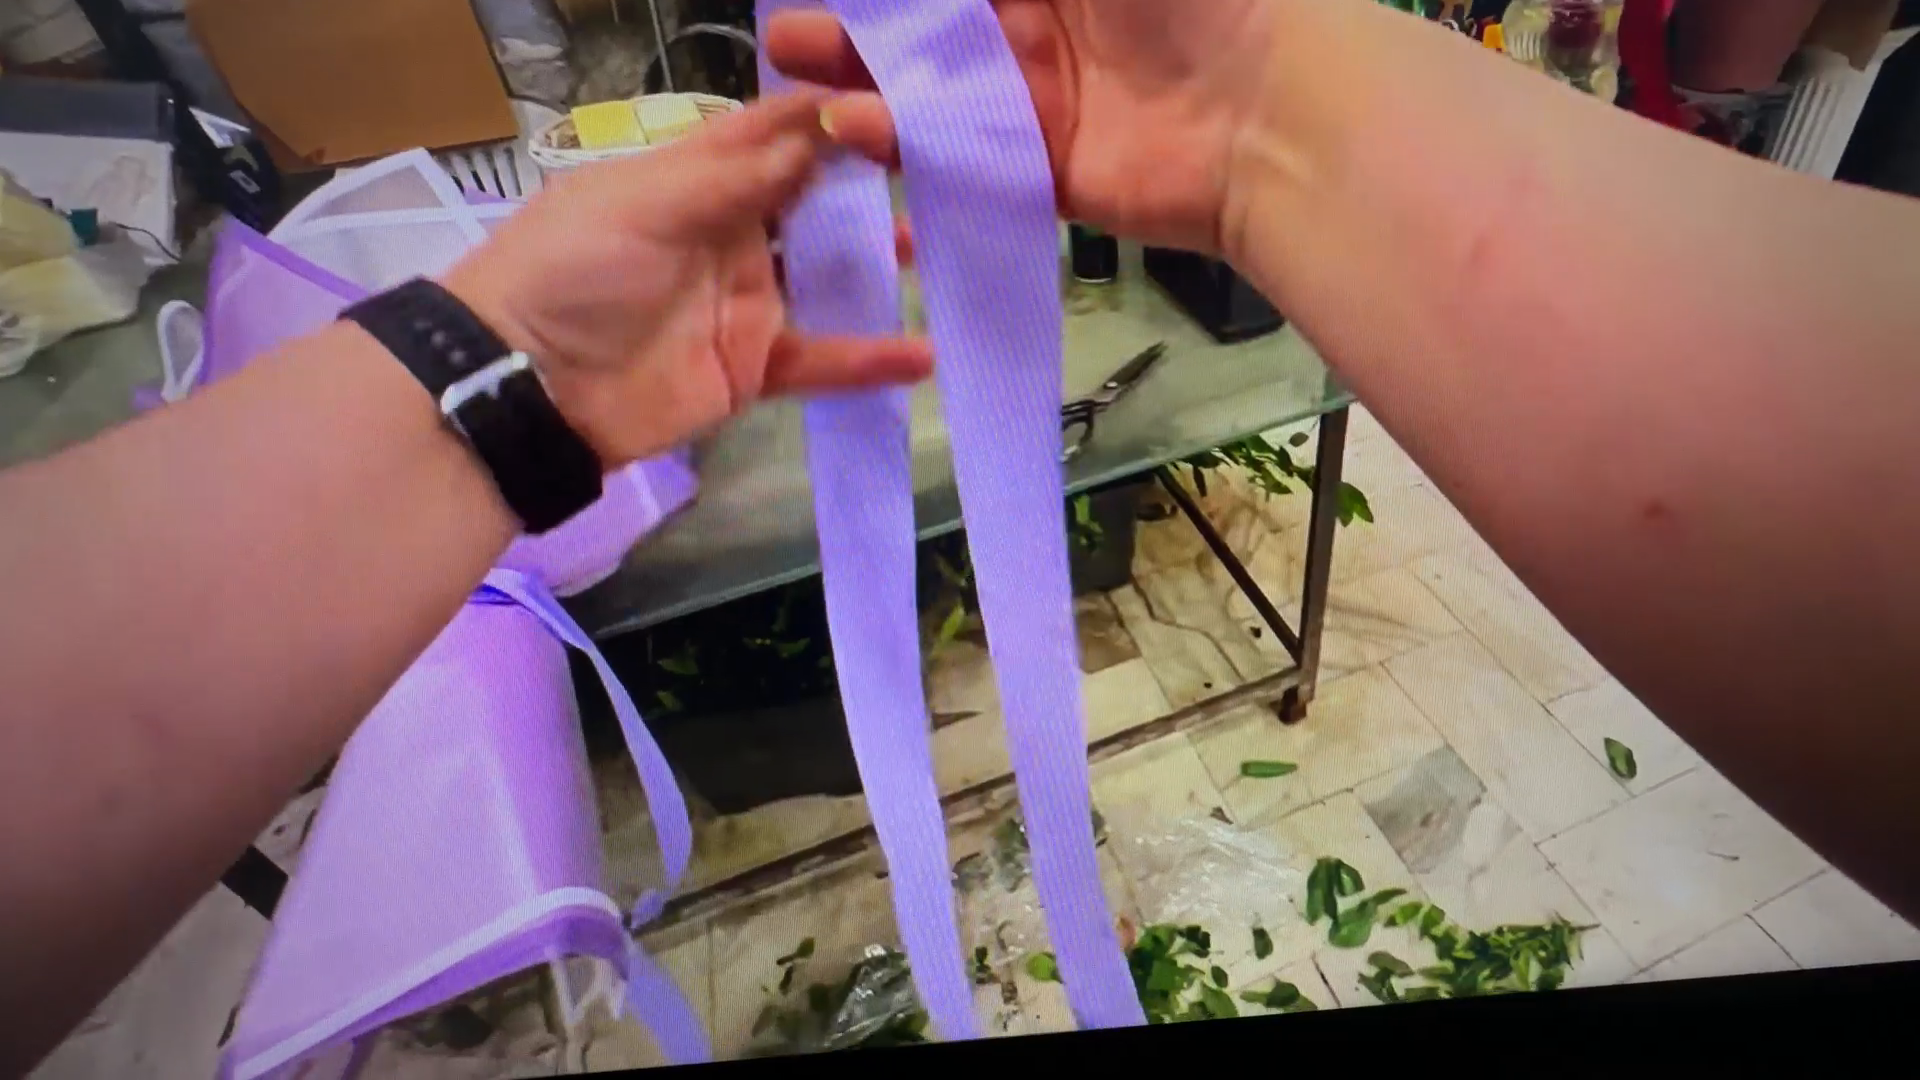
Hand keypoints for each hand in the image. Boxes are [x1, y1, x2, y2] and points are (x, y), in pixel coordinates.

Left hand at [441, 92, 929, 468]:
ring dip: (882, 267)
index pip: (776, 135)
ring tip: (948, 254)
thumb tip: (818, 134)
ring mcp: (750, 304)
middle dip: (874, 186)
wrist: (534, 388)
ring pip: (831, 280)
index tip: (899, 106)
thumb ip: (735, 178)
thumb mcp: (645, 205)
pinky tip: (924, 354)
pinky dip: (869, 360)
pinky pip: (823, 361)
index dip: (831, 116)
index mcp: (700, 180)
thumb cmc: (574, 271)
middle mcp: (735, 235)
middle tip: (944, 177)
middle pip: (817, 203)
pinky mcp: (757, 367)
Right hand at [766, 0, 1280, 256]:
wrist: (1264, 113)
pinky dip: (912, 150)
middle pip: (926, 35)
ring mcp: (1034, 108)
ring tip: (801, 95)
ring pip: (933, 102)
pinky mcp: (1040, 174)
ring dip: (866, 94)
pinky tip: (858, 136)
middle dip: (856, 33)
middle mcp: (1033, 32)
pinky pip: (965, 161)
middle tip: (784, 36)